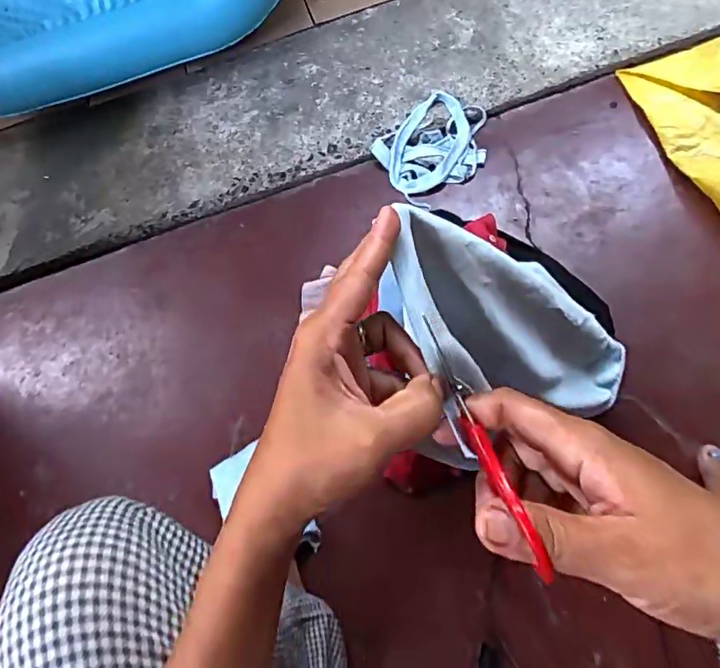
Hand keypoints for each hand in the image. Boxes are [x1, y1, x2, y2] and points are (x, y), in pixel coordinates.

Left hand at [232, 207, 443, 534]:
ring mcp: (337, 361)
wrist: (277, 507)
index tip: (392, 212)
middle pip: (366, 295)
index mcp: (324, 339)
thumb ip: (420, 406)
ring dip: (411, 364)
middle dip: (389, 276)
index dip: (377, 245)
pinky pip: (386, 368)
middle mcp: (329, 340)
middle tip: (416, 250)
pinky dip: (405, 385)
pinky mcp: (346, 384)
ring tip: (428, 402)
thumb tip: (441, 386)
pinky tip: (420, 415)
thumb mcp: (376, 439)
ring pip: (388, 340)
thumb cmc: (315, 464)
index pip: (356, 281)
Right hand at [465, 389, 719, 667]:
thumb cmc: (694, 559)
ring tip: (505, 532)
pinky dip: (534, 512)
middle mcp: (589, 454)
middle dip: (491, 464)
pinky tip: (532, 539)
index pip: (519, 409)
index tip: (440, 435)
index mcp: (588, 447)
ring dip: (511, 492)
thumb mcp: (617, 553)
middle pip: (521, 438)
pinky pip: (556, 497)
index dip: (478, 413)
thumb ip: (547, 535)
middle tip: (483, 517)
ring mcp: (599, 480)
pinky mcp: (608, 507)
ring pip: (537, 469)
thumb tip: (479, 518)